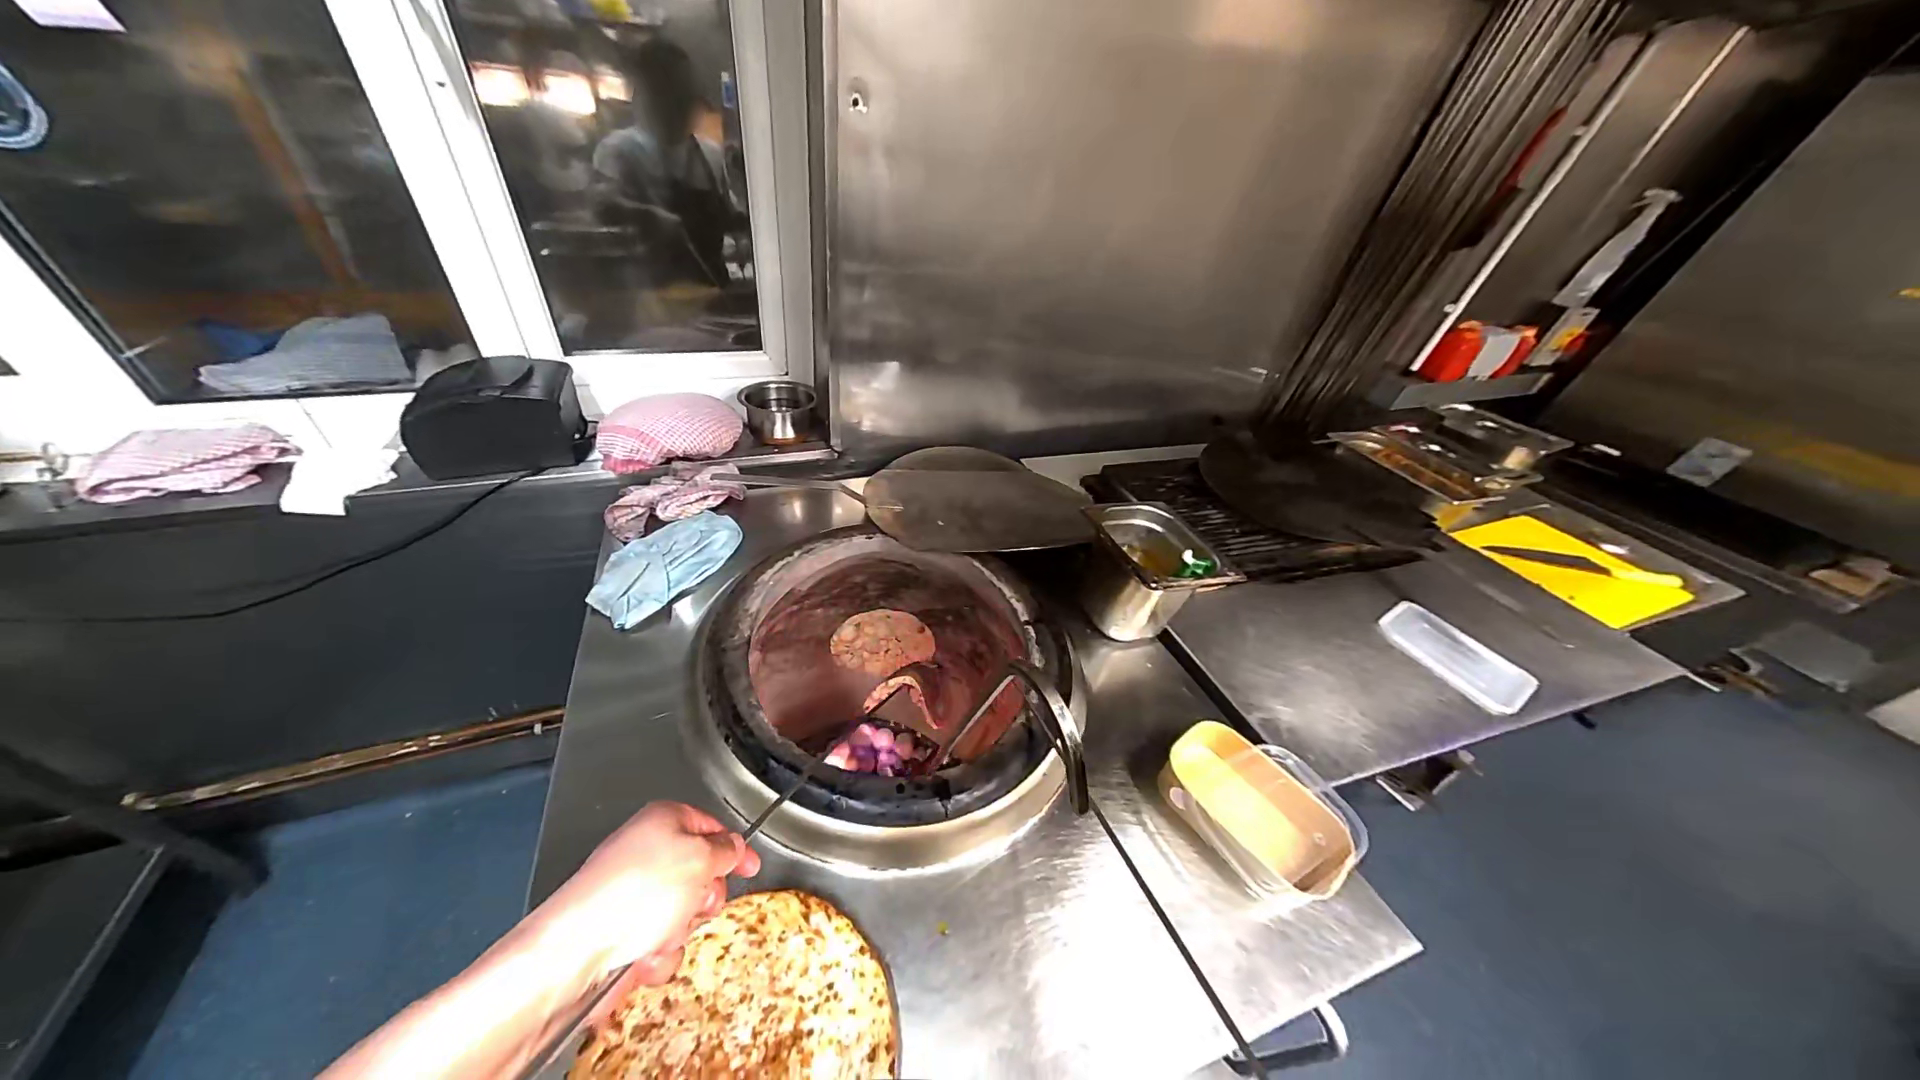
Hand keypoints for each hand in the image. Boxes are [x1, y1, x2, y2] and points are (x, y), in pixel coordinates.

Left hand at [532, 801, 760, 992]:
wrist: (576, 951)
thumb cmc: (637, 892)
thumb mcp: (700, 858)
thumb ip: (727, 849)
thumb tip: (734, 846)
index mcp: (664, 820)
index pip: (712, 826)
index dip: (736, 848)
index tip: (751, 867)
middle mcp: (647, 852)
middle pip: (700, 872)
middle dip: (705, 895)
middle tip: (699, 902)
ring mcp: (633, 894)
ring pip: (683, 911)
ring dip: (681, 928)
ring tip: (662, 934)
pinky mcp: (622, 931)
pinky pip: (660, 939)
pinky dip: (659, 951)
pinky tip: (645, 954)